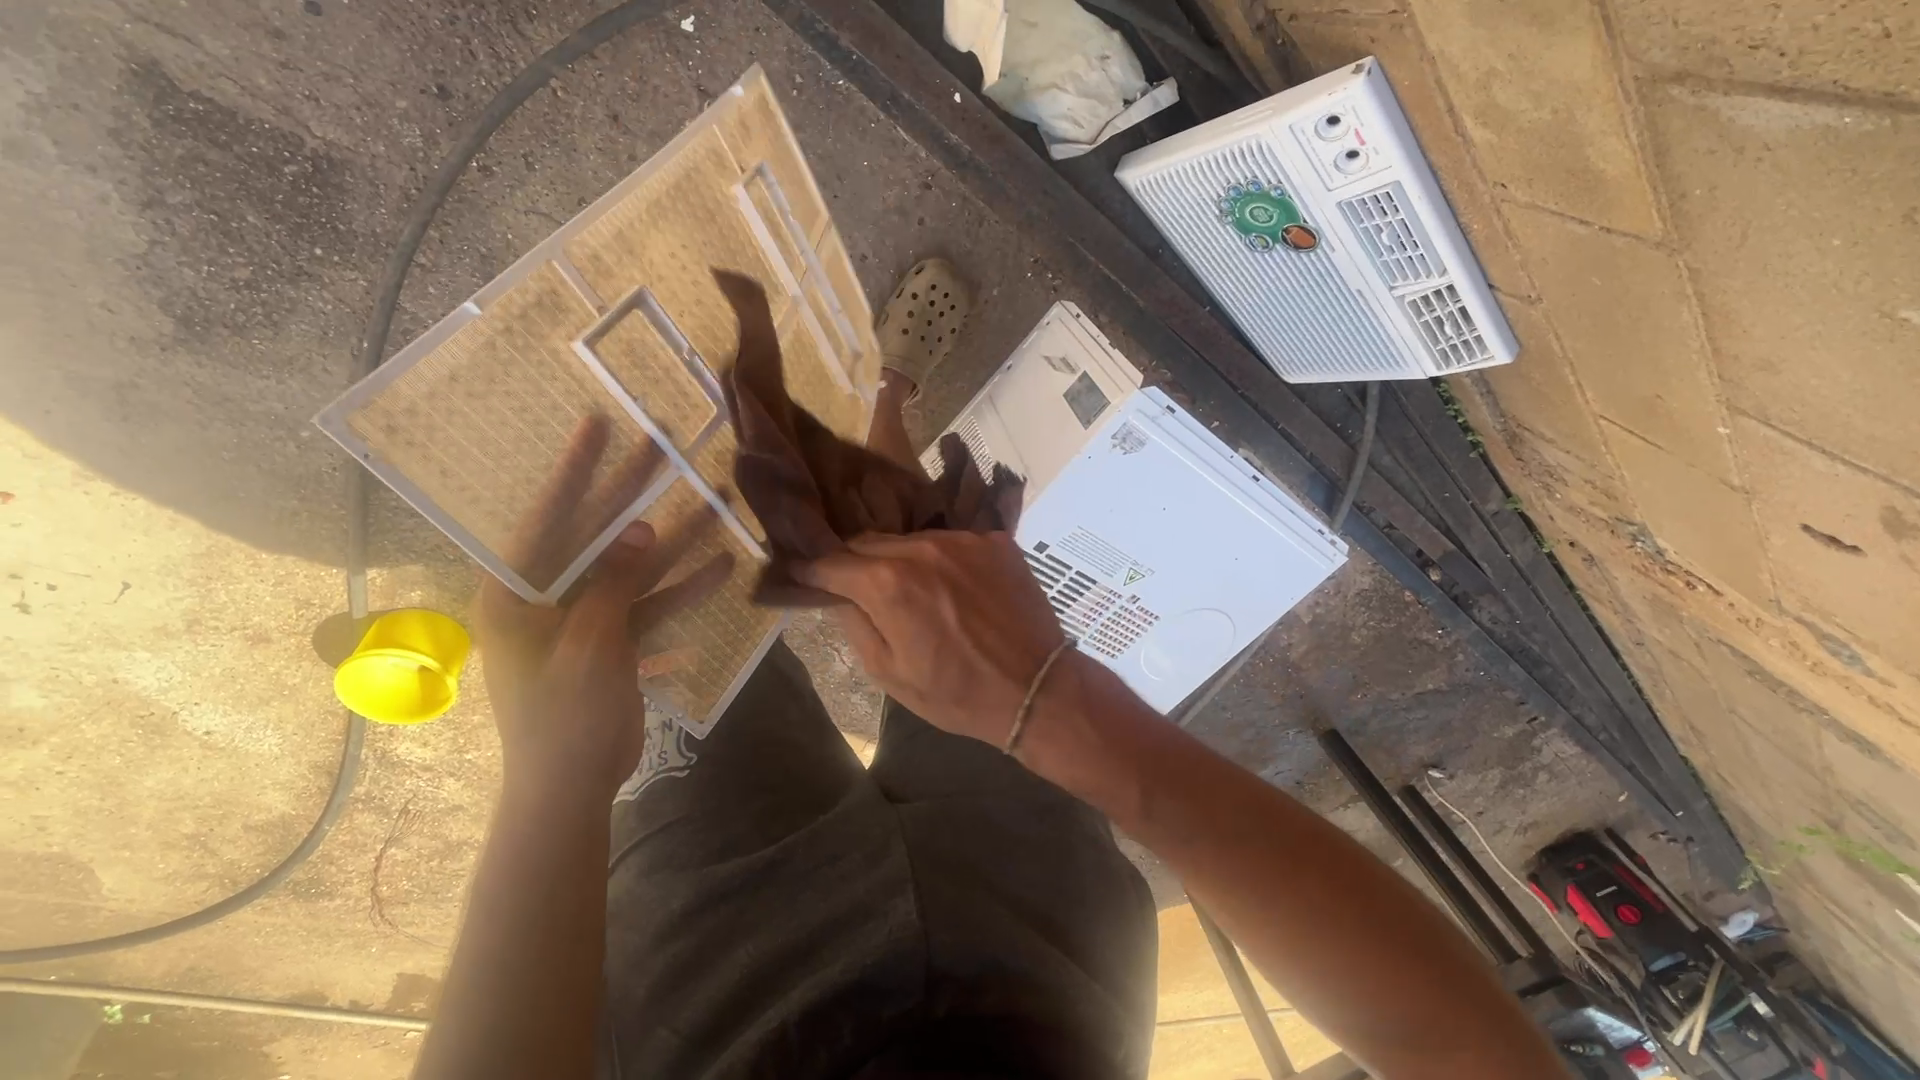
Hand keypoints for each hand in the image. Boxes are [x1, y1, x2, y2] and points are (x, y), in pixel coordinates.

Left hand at [474, 417, 730, 802]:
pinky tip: (720, 566)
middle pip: (595, 532)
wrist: (571, 786)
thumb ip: (613, 585)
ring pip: (632, 566)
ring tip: (715, 500)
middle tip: (662, 445)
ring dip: (672, 539)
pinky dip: (681, 588)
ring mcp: (583, 618)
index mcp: (516, 594)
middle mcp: (546, 596)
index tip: (597, 425)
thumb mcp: (587, 646)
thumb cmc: (562, 718)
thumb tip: (641, 529)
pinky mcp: (613, 640)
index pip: (547, 518)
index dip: (575, 471)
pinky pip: (650, 604)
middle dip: (631, 491)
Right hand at [796, 530, 1064, 743]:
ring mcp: (964, 540)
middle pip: (868, 543)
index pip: (831, 562)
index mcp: (888, 584)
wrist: (1038, 690)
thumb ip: (854, 625)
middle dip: (852, 562)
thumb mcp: (889, 674)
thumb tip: (836, 594)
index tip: (799, 574)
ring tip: (908, 590)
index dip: (810, 570)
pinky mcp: (996, 542)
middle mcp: (923, 548)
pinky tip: (954, 590)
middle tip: (852, 585)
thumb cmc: (957, 694)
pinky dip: (942, 562)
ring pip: (911, 540)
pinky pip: (953, 543)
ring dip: (899, 560)